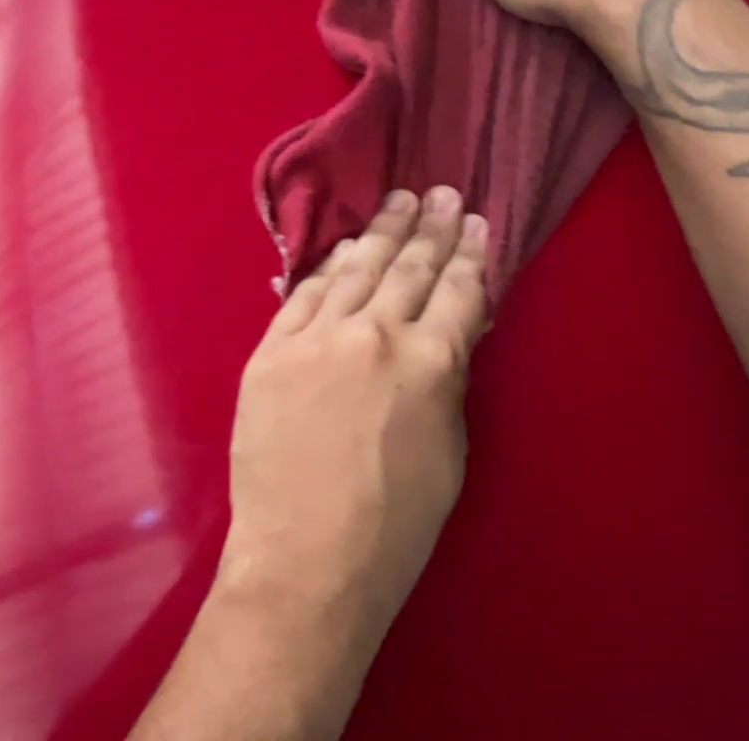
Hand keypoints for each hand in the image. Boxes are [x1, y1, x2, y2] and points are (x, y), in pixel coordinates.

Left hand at [221, 187, 488, 614]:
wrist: (306, 555)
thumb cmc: (393, 524)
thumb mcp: (448, 453)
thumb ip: (446, 384)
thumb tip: (447, 338)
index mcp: (430, 363)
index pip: (458, 292)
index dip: (470, 255)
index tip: (477, 223)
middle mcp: (374, 335)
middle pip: (407, 268)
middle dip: (428, 227)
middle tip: (440, 193)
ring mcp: (315, 338)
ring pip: (354, 270)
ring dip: (379, 234)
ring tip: (396, 203)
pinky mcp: (271, 351)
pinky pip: (302, 295)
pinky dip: (326, 268)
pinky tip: (341, 249)